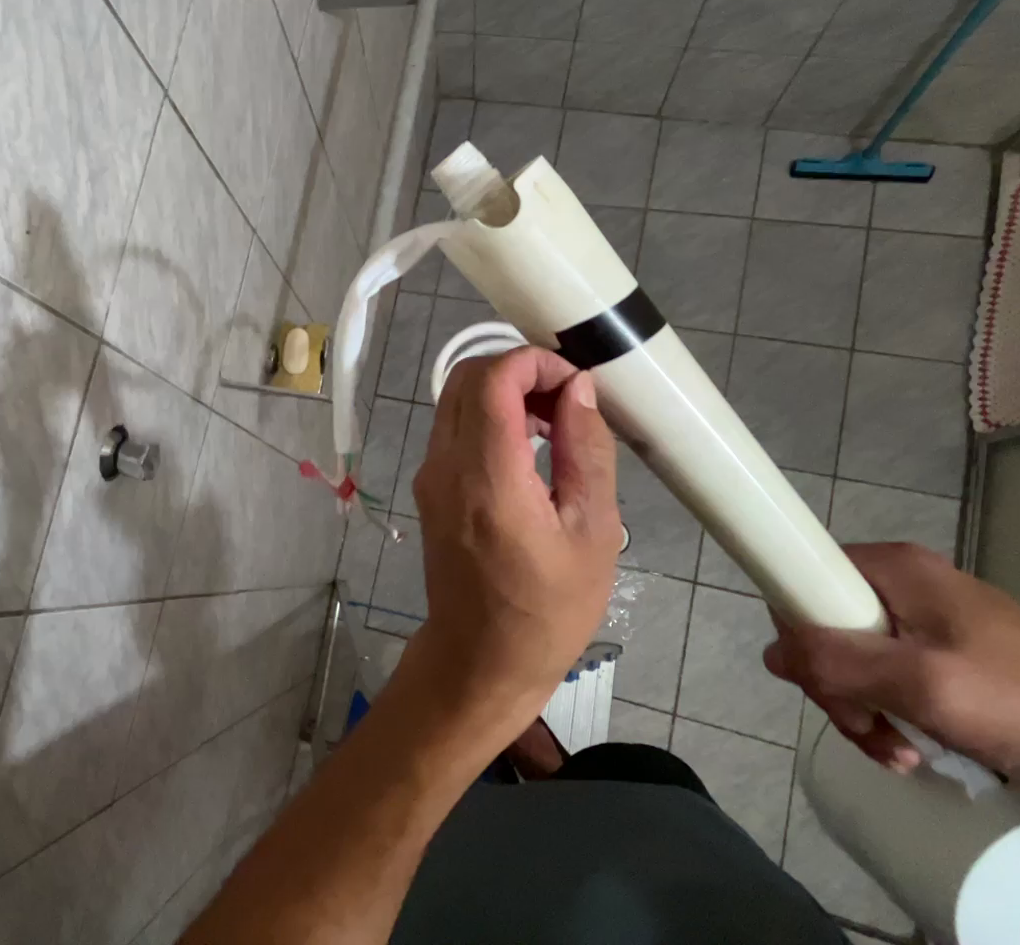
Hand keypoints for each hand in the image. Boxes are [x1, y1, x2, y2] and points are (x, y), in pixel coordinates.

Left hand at [406, 347, 623, 736]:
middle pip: (465, 379)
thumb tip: (578, 387)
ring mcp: (428, 476)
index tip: (576, 382)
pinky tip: (527, 448)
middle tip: (567, 400)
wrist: (480, 657)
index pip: (493, 380)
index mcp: (487, 478)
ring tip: (554, 425)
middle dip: (518, 370)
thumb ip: (585, 450)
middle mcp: (444, 466)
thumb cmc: (549, 608)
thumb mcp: (592, 532)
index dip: (535, 362)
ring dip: (501, 392)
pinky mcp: (427, 488)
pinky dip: (486, 417)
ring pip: (454, 400)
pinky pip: (451, 429)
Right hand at [765, 542, 1019, 804]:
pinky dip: (888, 711)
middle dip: (834, 685)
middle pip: (823, 626)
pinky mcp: (946, 650)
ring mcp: (926, 617)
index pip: (800, 580)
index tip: (823, 681)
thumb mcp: (922, 685)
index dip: (797, 632)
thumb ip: (836, 663)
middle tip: (868, 728)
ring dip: (861, 708)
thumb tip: (774, 654)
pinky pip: (886, 673)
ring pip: (852, 656)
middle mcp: (902, 583)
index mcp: (892, 569)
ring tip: (898, 750)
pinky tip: (912, 745)